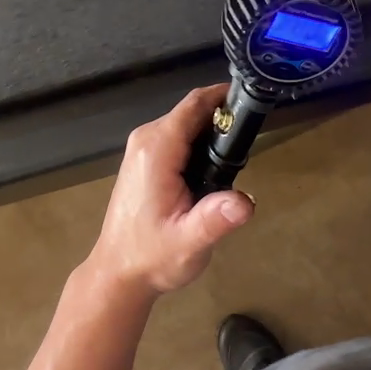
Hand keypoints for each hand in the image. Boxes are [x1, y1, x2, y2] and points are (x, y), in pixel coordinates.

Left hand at [86, 85, 254, 295]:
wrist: (118, 273)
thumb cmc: (152, 256)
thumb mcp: (189, 243)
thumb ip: (215, 219)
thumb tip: (246, 201)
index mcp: (157, 148)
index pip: (194, 105)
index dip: (223, 96)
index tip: (252, 100)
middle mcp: (147, 137)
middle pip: (192, 111)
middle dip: (222, 118)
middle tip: (251, 140)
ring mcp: (142, 145)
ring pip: (185, 122)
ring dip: (211, 131)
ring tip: (236, 158)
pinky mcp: (143, 156)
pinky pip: (177, 134)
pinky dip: (198, 141)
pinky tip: (212, 168)